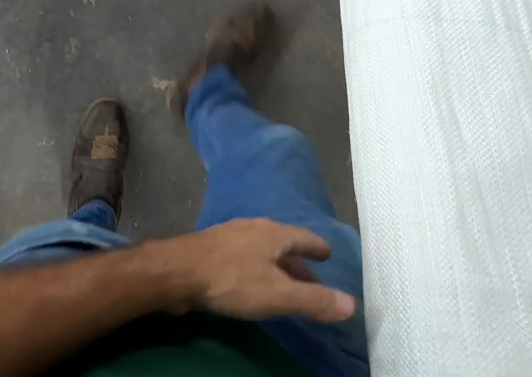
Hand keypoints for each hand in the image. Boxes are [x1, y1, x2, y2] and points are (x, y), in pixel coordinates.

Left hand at [157, 218, 356, 322]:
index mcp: (273, 233)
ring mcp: (231, 235)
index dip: (317, 247)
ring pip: (262, 249)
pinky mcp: (214, 248)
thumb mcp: (278, 294)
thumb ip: (313, 300)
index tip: (328, 253)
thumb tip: (352, 304)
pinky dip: (257, 267)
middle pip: (283, 243)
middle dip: (299, 262)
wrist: (180, 270)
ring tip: (285, 283)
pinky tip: (253, 280)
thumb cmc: (232, 279)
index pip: (303, 236)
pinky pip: (245, 255)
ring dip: (277, 265)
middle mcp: (254, 227)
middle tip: (312, 280)